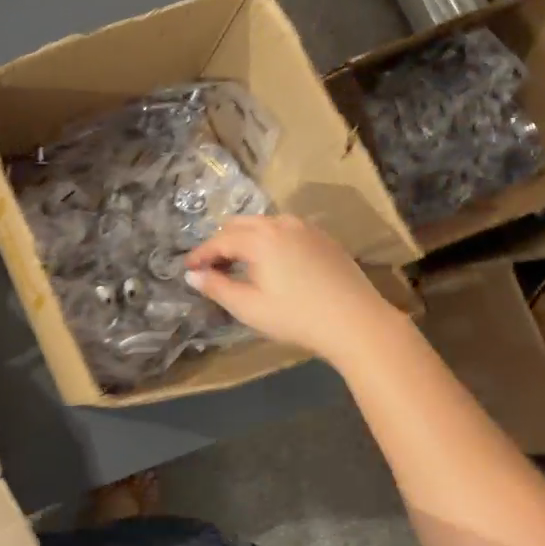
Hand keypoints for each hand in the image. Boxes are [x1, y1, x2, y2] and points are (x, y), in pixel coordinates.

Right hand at [185, 214, 404, 363]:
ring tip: (239, 263)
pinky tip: (272, 263)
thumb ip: (216, 287)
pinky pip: (286, 230)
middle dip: (221, 242)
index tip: (187, 268)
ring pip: (264, 224)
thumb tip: (192, 274)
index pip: (220, 240)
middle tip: (211, 266)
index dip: (200, 254)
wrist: (357, 322)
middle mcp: (281, 223)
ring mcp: (306, 228)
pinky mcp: (324, 238)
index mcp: (260, 238)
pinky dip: (269, 240)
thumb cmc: (297, 317)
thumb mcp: (249, 307)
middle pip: (240, 224)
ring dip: (246, 239)